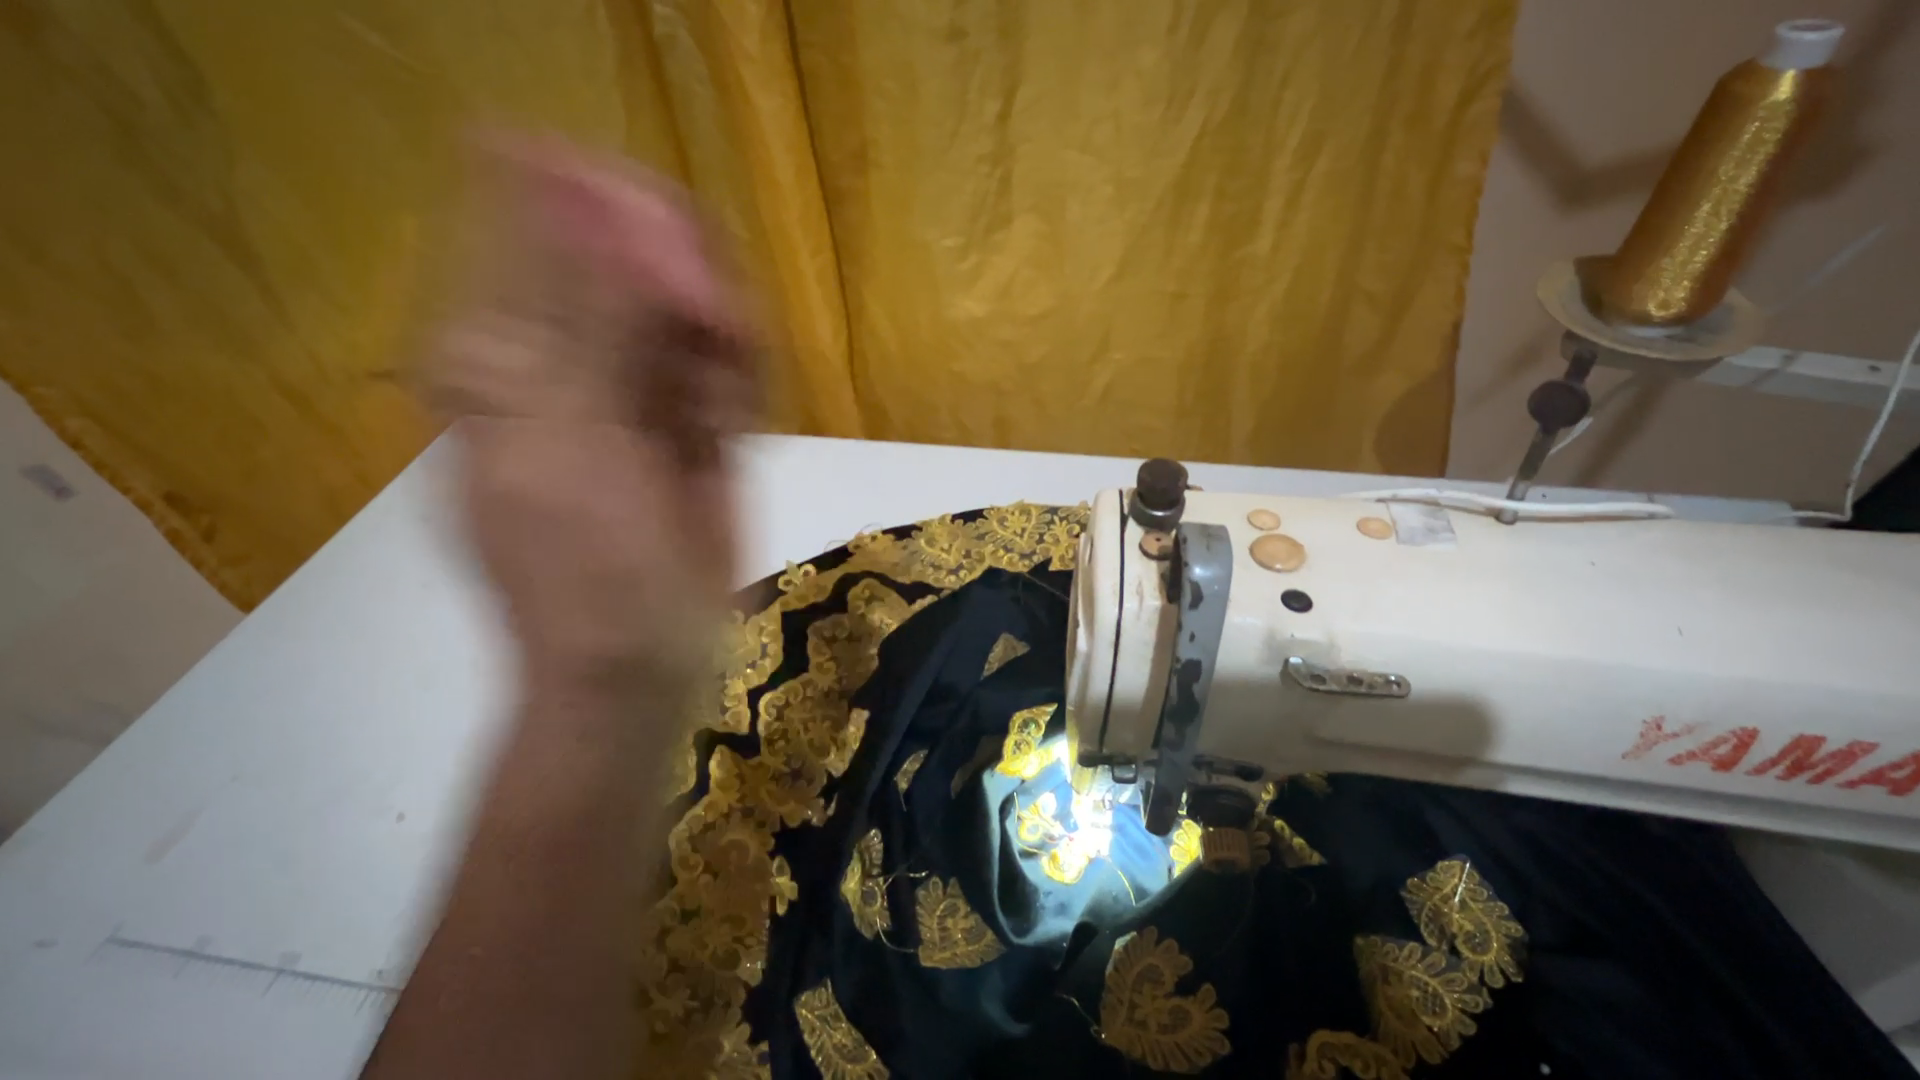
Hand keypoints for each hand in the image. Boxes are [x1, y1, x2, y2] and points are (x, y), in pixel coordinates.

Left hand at [422, 137, 755, 693]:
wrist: (640, 666)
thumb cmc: (589, 572)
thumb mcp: (571, 440)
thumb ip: (580, 313)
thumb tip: (561, 172)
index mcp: (495, 342)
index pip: (531, 206)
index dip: (611, 209)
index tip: (672, 264)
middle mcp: (559, 344)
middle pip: (630, 243)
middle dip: (690, 288)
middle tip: (717, 348)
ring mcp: (626, 376)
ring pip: (691, 298)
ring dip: (724, 347)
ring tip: (717, 425)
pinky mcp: (683, 410)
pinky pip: (725, 355)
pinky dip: (740, 385)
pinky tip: (728, 437)